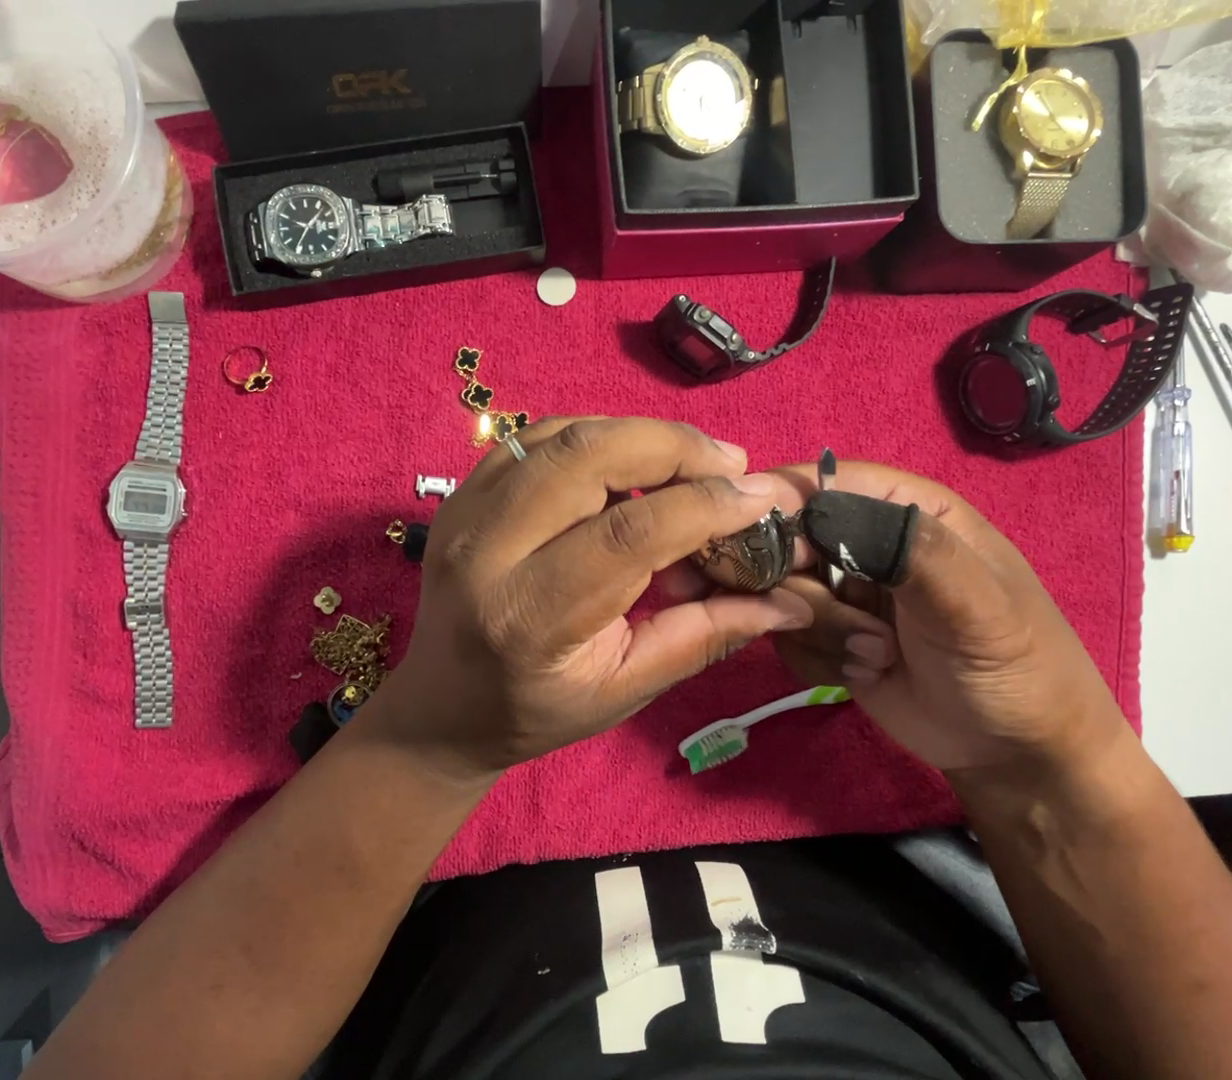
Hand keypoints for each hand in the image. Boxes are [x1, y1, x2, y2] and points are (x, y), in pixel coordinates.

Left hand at [364, 418, 813, 783]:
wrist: (441, 707)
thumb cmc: (537, 710)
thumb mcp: (625, 689)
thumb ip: (704, 636)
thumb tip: (789, 601)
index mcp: (530, 617)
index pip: (630, 534)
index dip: (706, 507)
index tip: (764, 500)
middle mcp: (488, 551)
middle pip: (591, 458)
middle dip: (676, 447)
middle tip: (732, 465)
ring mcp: (465, 513)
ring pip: (564, 435)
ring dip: (640, 434)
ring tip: (695, 459)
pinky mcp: (461, 494)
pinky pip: (537, 437)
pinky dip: (596, 434)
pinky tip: (634, 456)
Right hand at [765, 462, 1126, 774]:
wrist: (1012, 750)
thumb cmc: (1017, 667)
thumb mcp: (979, 606)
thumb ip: (912, 551)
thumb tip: (824, 510)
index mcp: (907, 509)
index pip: (823, 484)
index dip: (785, 509)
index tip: (775, 556)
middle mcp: (865, 543)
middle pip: (785, 540)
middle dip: (805, 590)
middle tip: (854, 626)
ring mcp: (843, 591)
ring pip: (779, 594)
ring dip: (821, 633)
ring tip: (879, 657)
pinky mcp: (827, 637)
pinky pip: (785, 636)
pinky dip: (816, 660)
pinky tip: (865, 675)